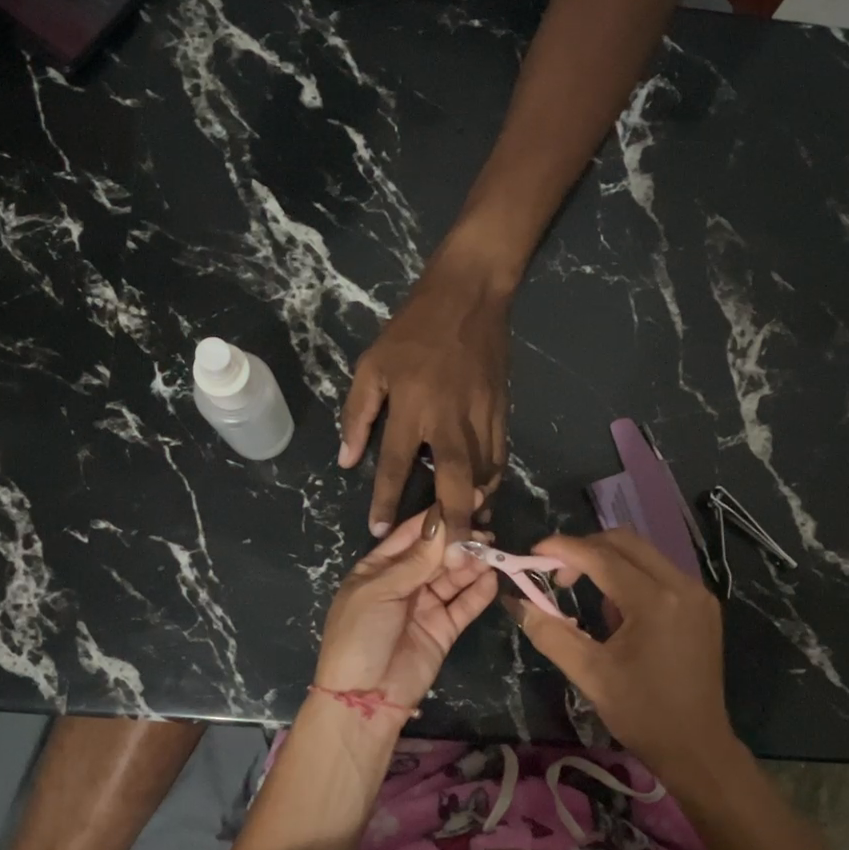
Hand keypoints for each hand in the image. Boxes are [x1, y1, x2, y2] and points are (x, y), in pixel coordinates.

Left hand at [314, 509, 497, 716]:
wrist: (363, 698)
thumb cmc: (359, 636)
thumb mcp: (379, 591)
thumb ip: (415, 560)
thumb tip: (444, 524)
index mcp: (378, 568)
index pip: (413, 534)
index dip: (439, 518)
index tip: (468, 498)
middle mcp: (403, 583)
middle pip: (437, 554)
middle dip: (460, 542)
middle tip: (486, 532)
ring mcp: (424, 606)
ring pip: (453, 577)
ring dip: (472, 564)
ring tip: (493, 553)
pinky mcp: (442, 630)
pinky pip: (463, 605)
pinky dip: (478, 593)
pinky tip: (492, 579)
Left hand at [338, 253, 509, 540]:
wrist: (469, 296)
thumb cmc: (411, 331)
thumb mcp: (371, 366)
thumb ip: (357, 415)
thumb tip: (346, 459)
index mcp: (410, 407)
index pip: (394, 465)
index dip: (385, 502)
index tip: (378, 532)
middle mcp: (447, 420)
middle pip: (454, 481)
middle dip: (453, 520)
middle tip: (450, 553)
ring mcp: (480, 417)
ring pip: (482, 474)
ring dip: (475, 505)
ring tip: (467, 532)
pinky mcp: (501, 413)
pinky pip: (499, 457)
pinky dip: (492, 480)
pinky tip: (483, 494)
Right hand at [507, 529, 732, 772]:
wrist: (697, 748)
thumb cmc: (642, 714)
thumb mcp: (590, 674)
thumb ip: (550, 633)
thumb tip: (517, 604)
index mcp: (655, 602)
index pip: (602, 557)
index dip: (563, 549)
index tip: (533, 553)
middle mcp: (682, 586)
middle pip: (625, 542)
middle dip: (586, 549)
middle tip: (556, 574)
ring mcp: (698, 594)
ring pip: (644, 555)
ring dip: (609, 563)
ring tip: (584, 596)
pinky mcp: (703, 606)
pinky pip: (659, 574)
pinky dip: (631, 579)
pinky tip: (617, 613)